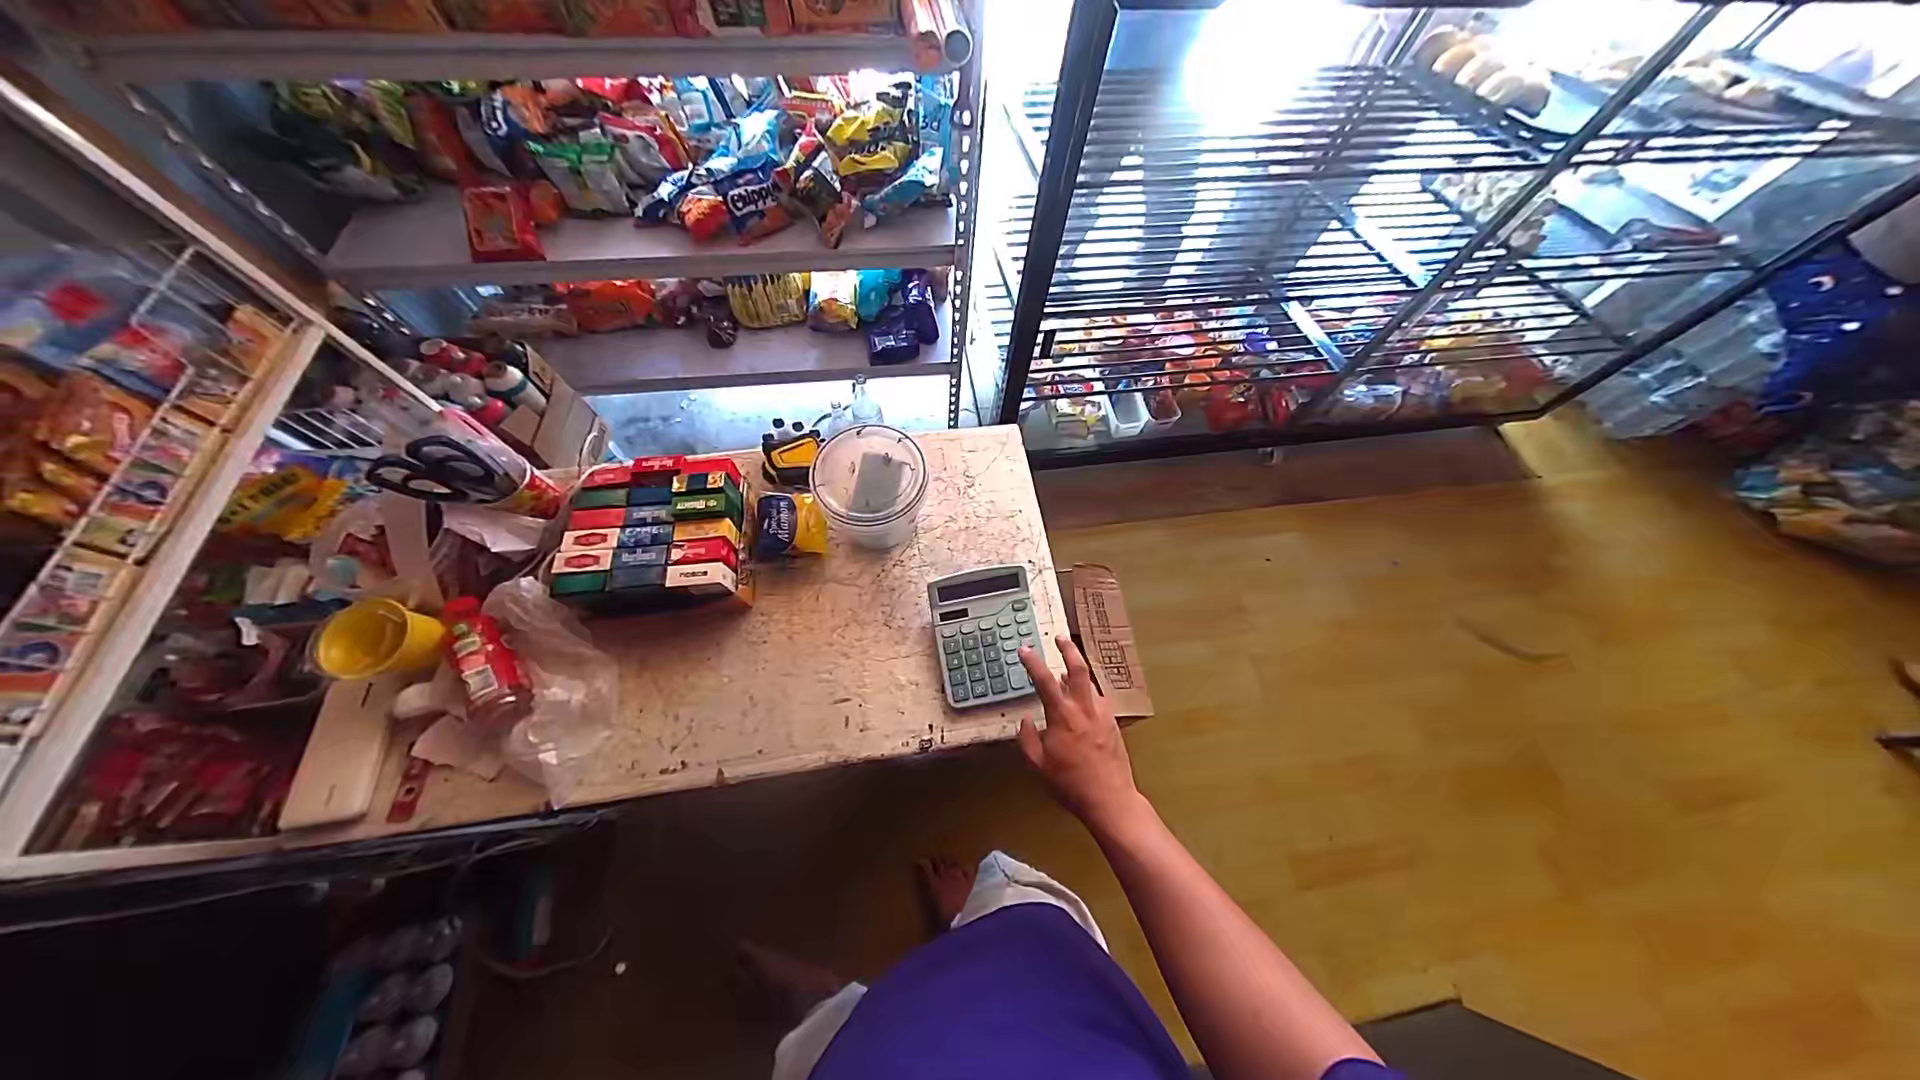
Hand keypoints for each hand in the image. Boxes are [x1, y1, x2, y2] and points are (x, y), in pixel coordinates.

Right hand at [1016, 635, 1140, 831]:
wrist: (1110, 799)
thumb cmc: (1070, 784)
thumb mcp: (1039, 764)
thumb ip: (1028, 738)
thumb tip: (1026, 720)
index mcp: (1062, 717)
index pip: (1044, 680)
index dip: (1033, 662)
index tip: (1025, 650)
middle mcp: (1084, 709)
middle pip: (1078, 668)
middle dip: (1068, 649)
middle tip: (1060, 638)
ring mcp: (1102, 714)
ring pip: (1089, 683)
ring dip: (1077, 673)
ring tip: (1066, 671)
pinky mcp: (1113, 723)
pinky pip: (1098, 699)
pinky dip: (1088, 693)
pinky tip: (1083, 700)